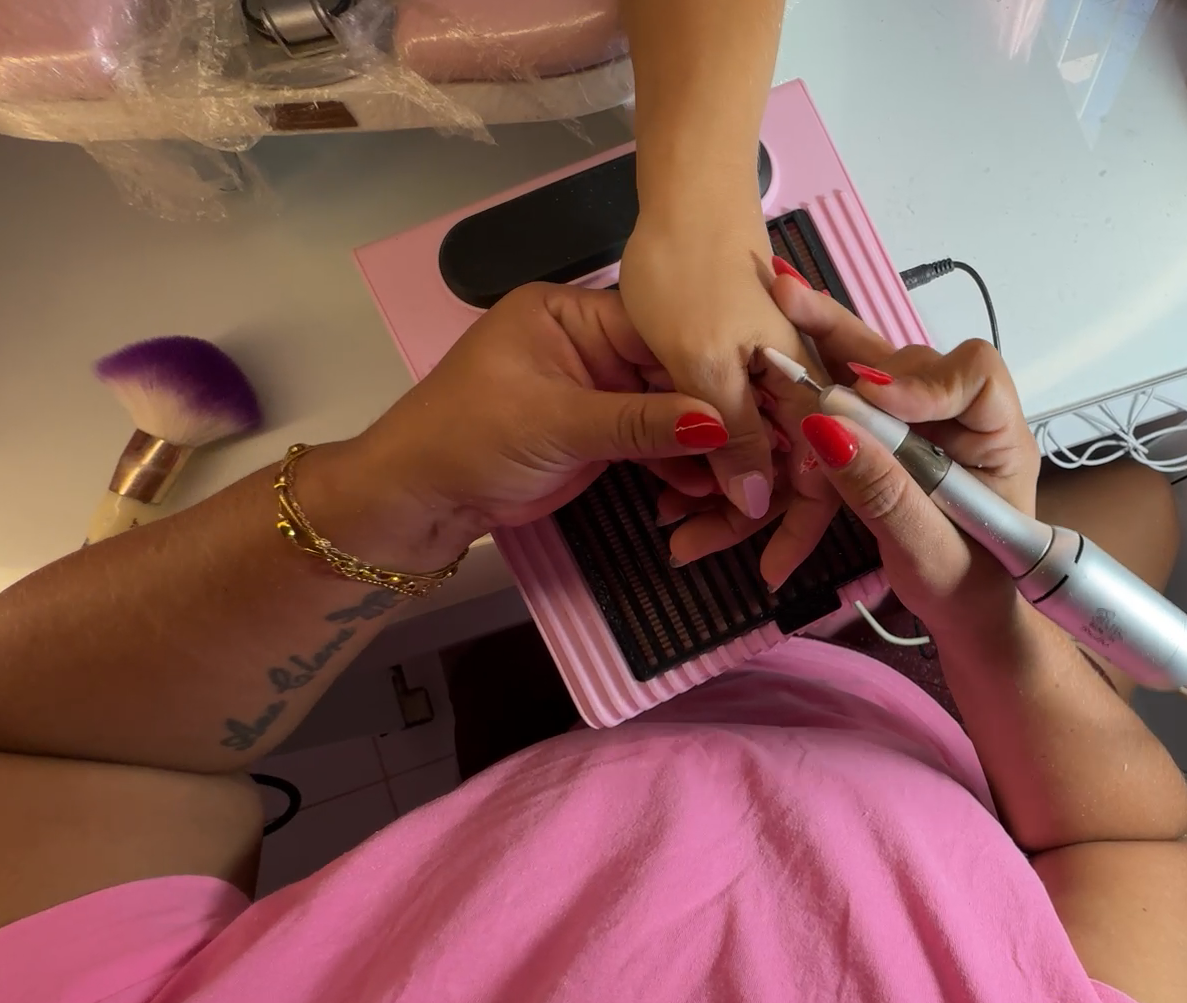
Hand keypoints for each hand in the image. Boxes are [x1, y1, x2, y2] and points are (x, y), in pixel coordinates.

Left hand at [295, 284, 728, 569]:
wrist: (422, 501)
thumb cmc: (470, 440)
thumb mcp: (558, 424)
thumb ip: (643, 423)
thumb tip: (721, 425)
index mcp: (573, 317)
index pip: (660, 332)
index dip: (709, 366)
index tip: (759, 398)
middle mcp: (595, 347)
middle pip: (675, 374)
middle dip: (715, 414)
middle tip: (763, 445)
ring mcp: (605, 392)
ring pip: (675, 413)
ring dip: (705, 448)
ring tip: (741, 476)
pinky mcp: (610, 433)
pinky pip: (661, 443)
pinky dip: (683, 467)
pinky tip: (708, 489)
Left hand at [617, 215, 842, 586]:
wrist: (678, 199)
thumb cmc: (683, 272)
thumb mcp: (697, 360)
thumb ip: (729, 432)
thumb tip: (760, 503)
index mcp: (805, 385)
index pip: (817, 473)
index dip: (795, 526)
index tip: (768, 572)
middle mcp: (798, 388)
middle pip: (785, 470)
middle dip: (743, 517)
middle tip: (688, 548)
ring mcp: (768, 380)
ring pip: (754, 457)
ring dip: (716, 494)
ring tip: (670, 523)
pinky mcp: (737, 376)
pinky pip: (730, 435)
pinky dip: (701, 464)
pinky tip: (667, 483)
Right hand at [756, 275, 1040, 634]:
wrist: (968, 612)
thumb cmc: (967, 590)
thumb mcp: (926, 552)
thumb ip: (883, 494)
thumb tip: (825, 427)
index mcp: (1000, 441)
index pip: (976, 377)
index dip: (922, 381)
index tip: (875, 401)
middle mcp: (964, 417)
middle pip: (915, 362)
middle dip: (856, 350)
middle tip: (793, 308)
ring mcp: (927, 421)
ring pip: (881, 367)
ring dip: (831, 339)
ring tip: (781, 292)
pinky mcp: (895, 433)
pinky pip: (857, 392)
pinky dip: (822, 365)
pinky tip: (786, 318)